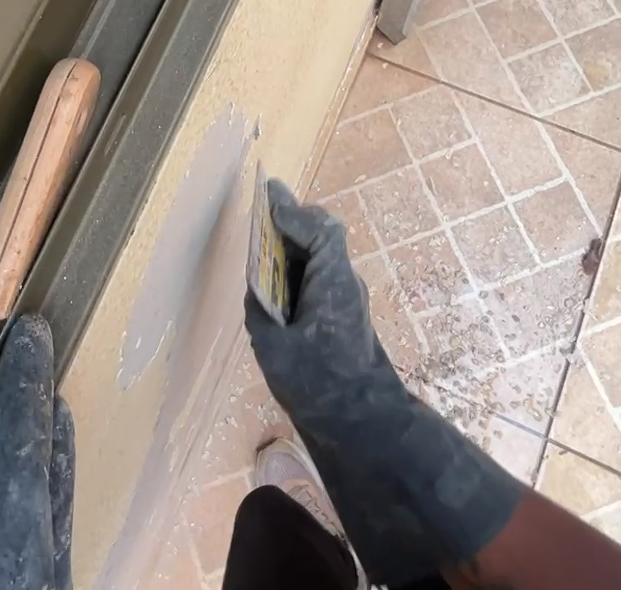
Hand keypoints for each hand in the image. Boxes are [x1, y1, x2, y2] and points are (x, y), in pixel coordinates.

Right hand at [245, 180, 520, 586]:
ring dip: (296, 240)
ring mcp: (347, 297)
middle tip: (265, 207)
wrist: (363, 423)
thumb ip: (261, 309)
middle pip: (324, 235)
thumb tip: (257, 288)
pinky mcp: (344, 313)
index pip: (319, 230)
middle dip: (294, 219)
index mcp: (331, 281)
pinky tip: (278, 276)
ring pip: (323, 254)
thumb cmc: (318, 382)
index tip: (267, 197)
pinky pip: (320, 274)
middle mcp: (344, 281)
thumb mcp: (274, 345)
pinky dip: (299, 264)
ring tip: (265, 235)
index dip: (292, 211)